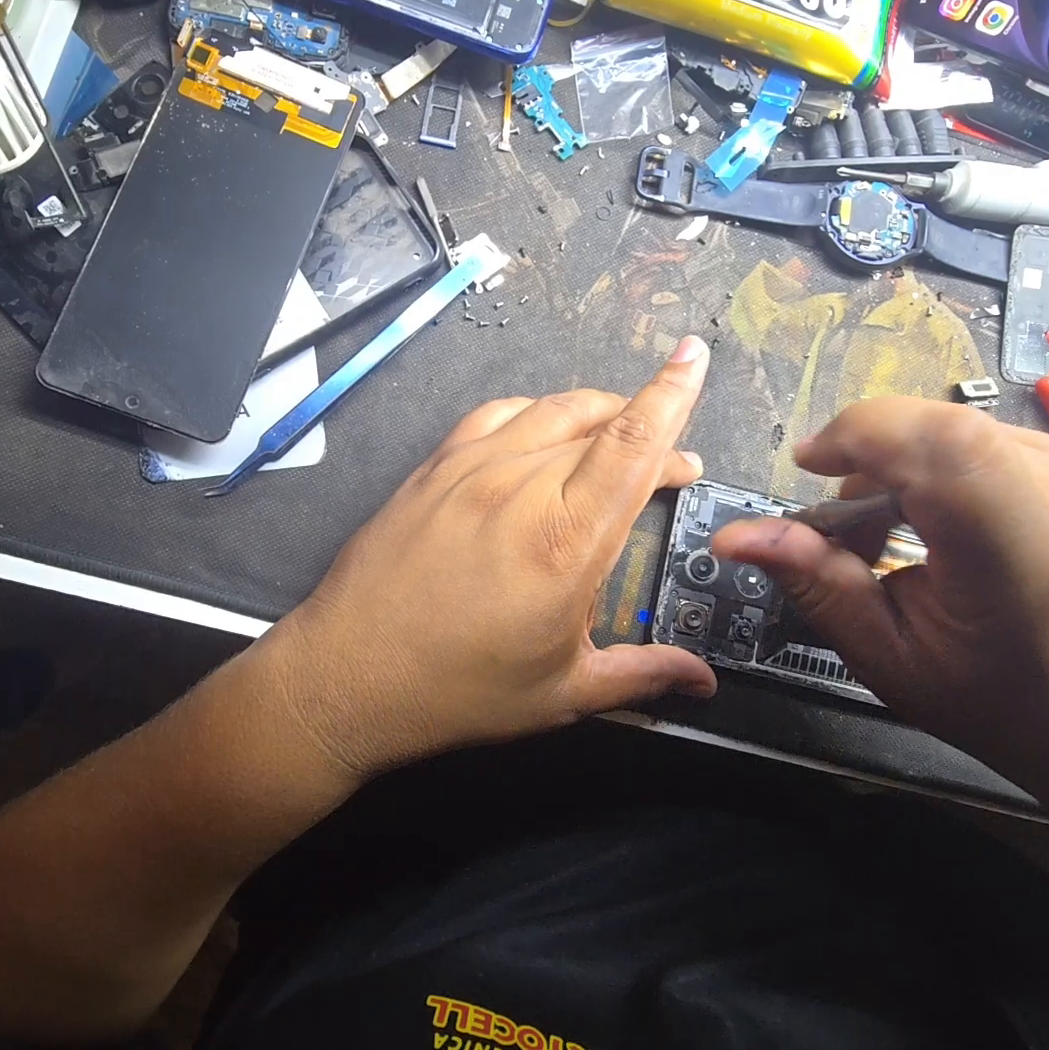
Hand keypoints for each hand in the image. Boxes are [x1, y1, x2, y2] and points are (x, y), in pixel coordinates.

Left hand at [256, 337, 718, 781]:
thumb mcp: (562, 692)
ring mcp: (471, 469)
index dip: (671, 395)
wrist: (348, 676)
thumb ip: (642, 674)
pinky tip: (541, 433)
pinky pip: (496, 415)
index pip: (632, 445)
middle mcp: (521, 487)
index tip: (694, 357)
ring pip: (551, 410)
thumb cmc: (457, 690)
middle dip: (649, 428)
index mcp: (566, 541)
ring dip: (596, 412)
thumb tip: (700, 680)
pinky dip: (534, 414)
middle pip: (601, 423)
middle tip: (671, 463)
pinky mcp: (434, 467)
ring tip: (617, 434)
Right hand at [712, 398, 1048, 809]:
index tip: (810, 466)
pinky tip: (951, 530)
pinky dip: (950, 473)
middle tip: (851, 530)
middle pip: (942, 430)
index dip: (863, 433)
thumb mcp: (891, 660)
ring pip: (965, 432)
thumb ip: (815, 585)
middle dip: (871, 462)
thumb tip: (735, 537)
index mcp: (1023, 560)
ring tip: (902, 538)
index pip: (943, 444)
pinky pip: (998, 444)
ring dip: (909, 469)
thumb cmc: (1005, 710)